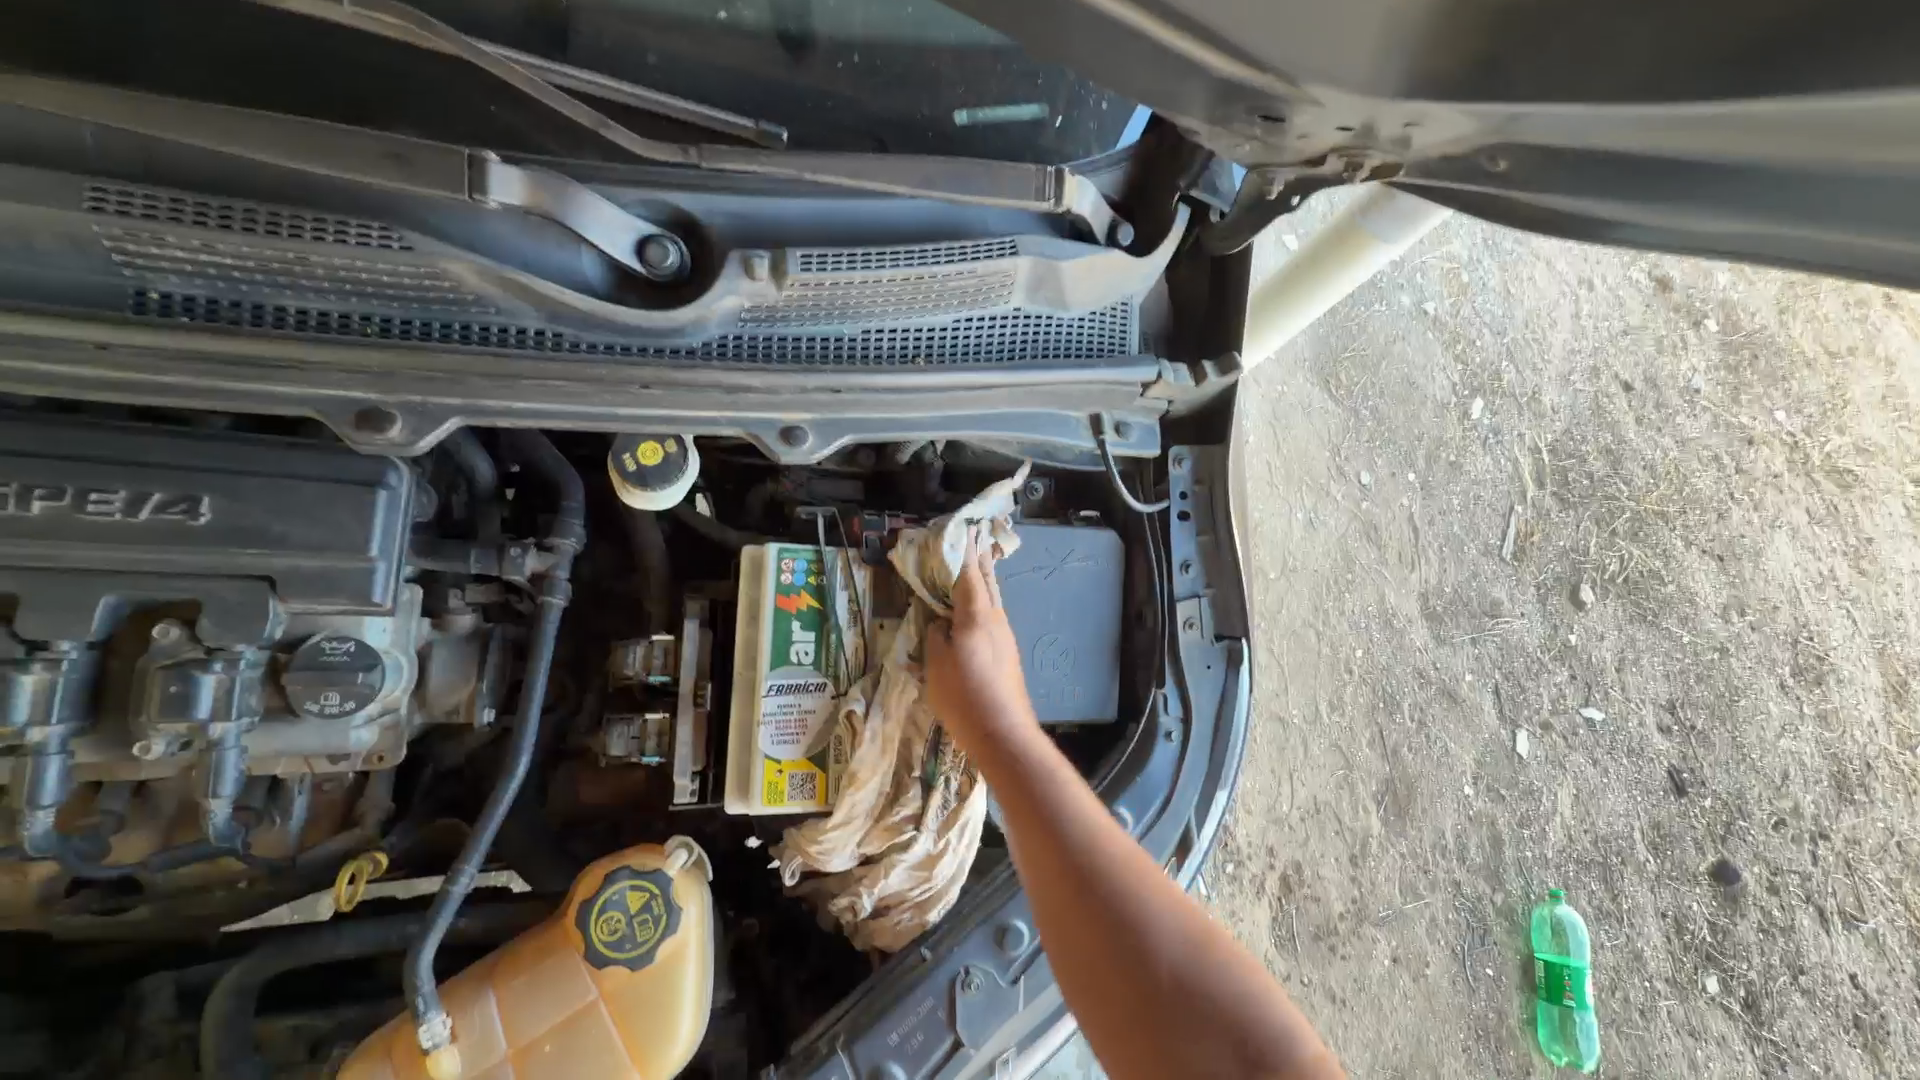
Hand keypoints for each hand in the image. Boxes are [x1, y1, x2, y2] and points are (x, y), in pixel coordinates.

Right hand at [923, 540, 1037, 758]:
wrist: (1004, 734)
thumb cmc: (964, 696)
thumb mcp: (935, 664)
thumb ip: (935, 636)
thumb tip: (940, 622)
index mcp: (977, 615)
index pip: (968, 572)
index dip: (961, 551)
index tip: (958, 530)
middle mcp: (996, 619)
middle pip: (987, 581)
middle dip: (977, 560)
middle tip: (971, 540)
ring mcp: (1005, 638)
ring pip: (991, 601)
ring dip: (980, 583)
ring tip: (969, 571)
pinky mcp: (1007, 656)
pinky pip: (991, 619)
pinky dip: (980, 606)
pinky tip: (972, 614)